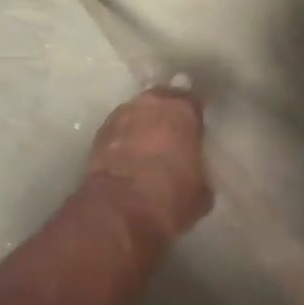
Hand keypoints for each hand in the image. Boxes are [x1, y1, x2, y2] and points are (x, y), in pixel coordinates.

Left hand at [85, 87, 213, 239]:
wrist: (122, 204)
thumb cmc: (171, 195)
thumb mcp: (201, 191)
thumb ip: (198, 170)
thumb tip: (193, 172)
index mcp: (182, 112)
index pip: (192, 104)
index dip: (193, 118)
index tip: (195, 131)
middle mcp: (152, 103)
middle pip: (162, 100)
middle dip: (166, 114)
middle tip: (171, 134)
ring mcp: (123, 112)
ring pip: (138, 111)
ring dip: (143, 123)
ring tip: (147, 144)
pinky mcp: (102, 128)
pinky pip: (119, 126)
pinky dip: (124, 136)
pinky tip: (127, 153)